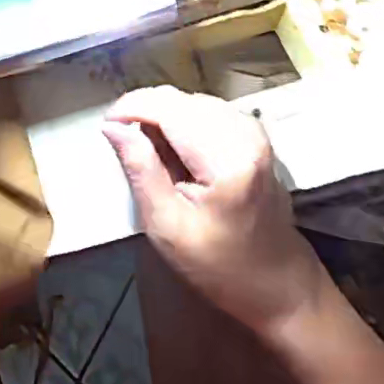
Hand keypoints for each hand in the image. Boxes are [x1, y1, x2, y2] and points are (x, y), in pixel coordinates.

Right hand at [102, 87, 329, 337]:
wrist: (277, 283)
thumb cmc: (219, 266)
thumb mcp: (168, 227)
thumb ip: (141, 170)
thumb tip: (113, 127)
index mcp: (227, 159)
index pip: (170, 109)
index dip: (132, 107)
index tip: (106, 123)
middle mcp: (245, 133)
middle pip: (181, 100)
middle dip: (145, 111)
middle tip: (124, 140)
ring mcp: (253, 130)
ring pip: (191, 100)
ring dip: (163, 115)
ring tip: (149, 150)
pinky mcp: (253, 132)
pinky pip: (206, 109)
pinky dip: (183, 119)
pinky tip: (175, 147)